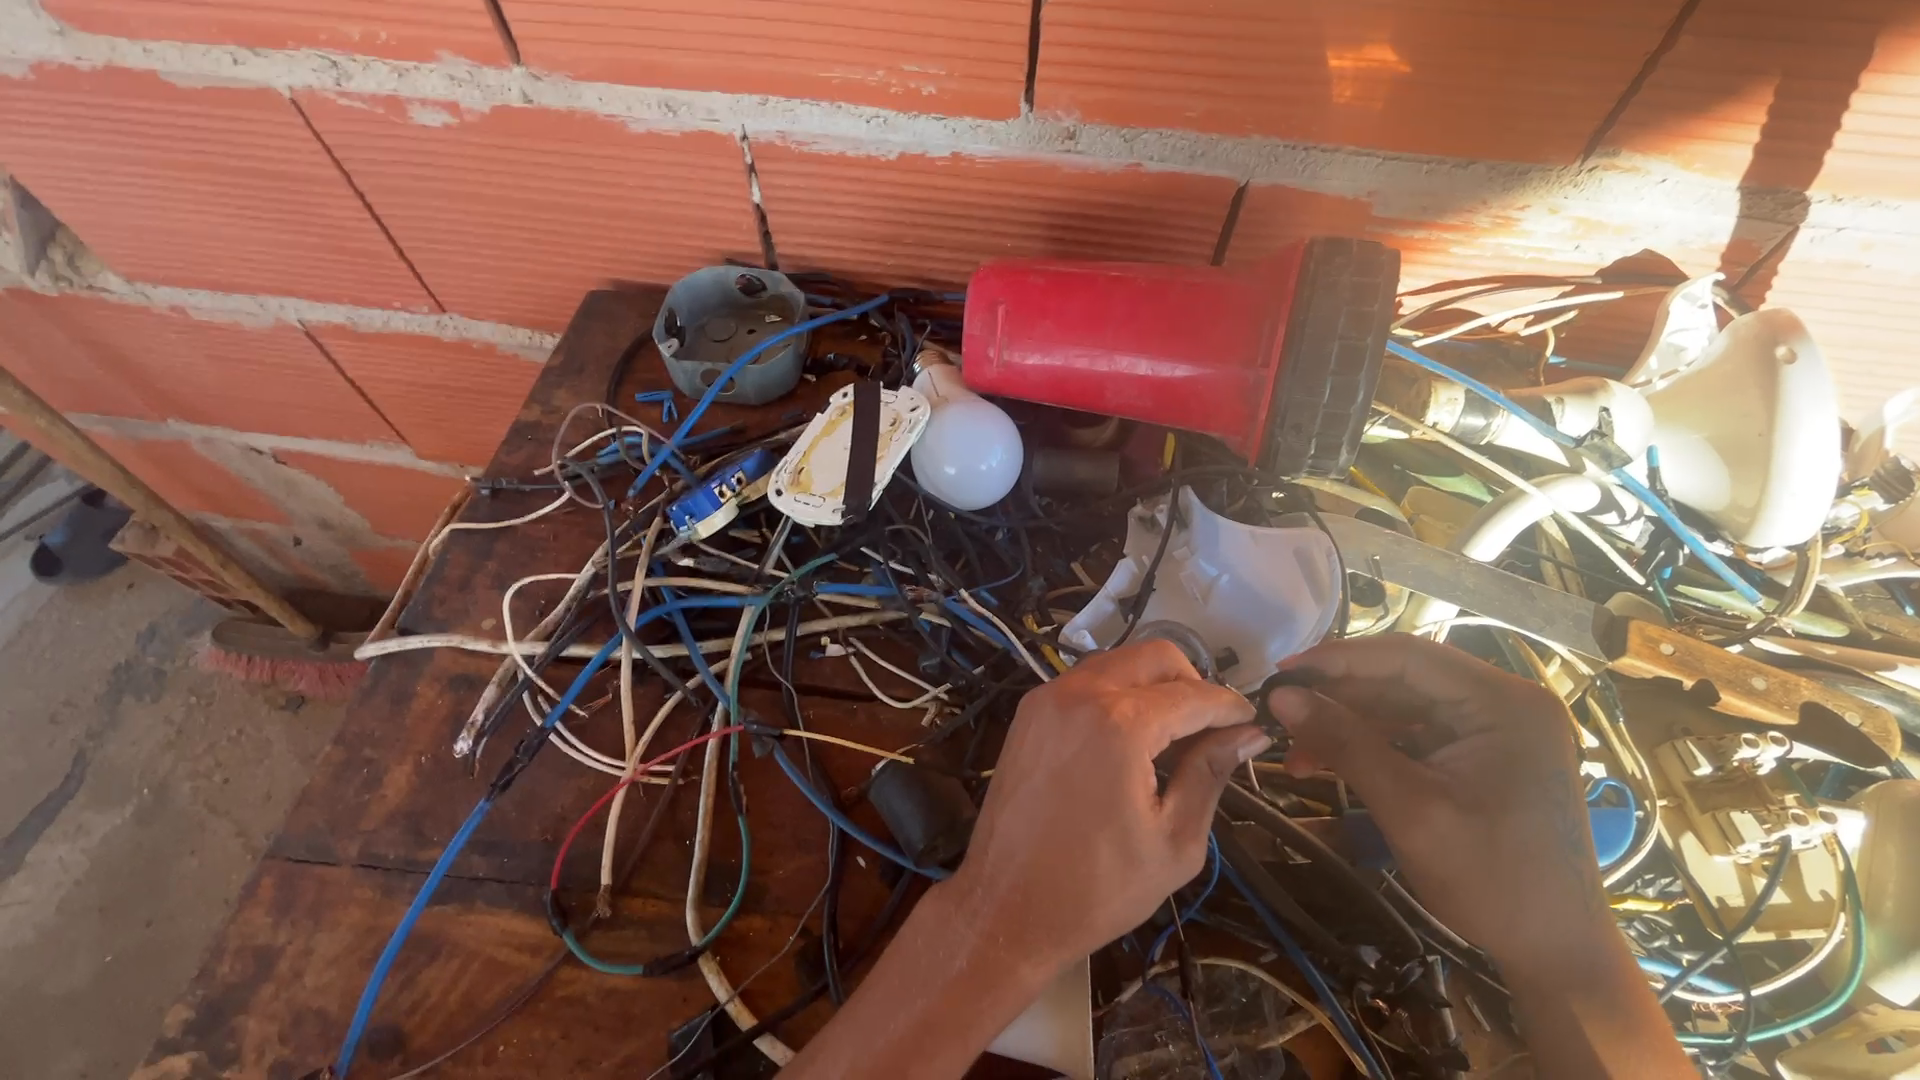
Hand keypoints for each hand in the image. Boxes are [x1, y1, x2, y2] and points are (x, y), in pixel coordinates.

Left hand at [948, 640, 1265, 968]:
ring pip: (1117, 662)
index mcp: (1120, 723)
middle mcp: (1080, 694)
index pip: (1194, 695)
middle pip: (1154, 657)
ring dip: (1153, 685)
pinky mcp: (1028, 714)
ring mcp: (1047, 699)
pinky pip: (1084, 682)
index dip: (1231, 708)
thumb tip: (1249, 734)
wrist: (1007, 908)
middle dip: (1192, 682)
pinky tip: (1131, 739)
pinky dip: (1116, 694)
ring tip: (1174, 736)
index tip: (1253, 726)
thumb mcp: (1173, 839)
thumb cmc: (1097, 888)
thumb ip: (1210, 773)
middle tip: (1212, 729)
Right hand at [1265, 634, 1605, 974]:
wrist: (1556, 953)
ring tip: (1296, 755)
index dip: (1338, 658)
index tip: (1281, 672)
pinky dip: (1371, 745)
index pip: (1408, 656)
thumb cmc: (1492, 878)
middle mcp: (1506, 703)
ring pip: (1402, 706)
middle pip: (1403, 679)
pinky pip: (1415, 733)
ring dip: (1348, 725)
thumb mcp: (1408, 806)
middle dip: (1338, 699)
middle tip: (1281, 717)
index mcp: (1504, 703)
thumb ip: (1344, 742)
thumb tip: (1279, 696)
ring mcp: (1497, 730)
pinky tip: (1329, 764)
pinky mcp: (1484, 755)